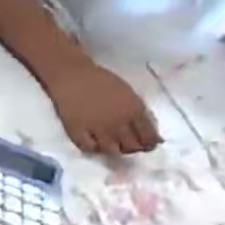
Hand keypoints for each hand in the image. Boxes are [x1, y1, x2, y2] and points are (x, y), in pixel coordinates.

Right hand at [43, 61, 160, 154]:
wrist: (71, 74)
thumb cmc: (102, 80)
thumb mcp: (129, 94)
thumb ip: (141, 113)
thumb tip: (153, 134)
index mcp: (134, 111)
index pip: (149, 138)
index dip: (149, 144)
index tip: (145, 144)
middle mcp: (118, 122)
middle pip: (131, 147)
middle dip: (132, 148)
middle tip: (126, 144)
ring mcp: (97, 128)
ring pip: (112, 150)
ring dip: (113, 149)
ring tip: (110, 144)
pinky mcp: (77, 130)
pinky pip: (88, 148)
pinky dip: (93, 148)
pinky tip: (93, 143)